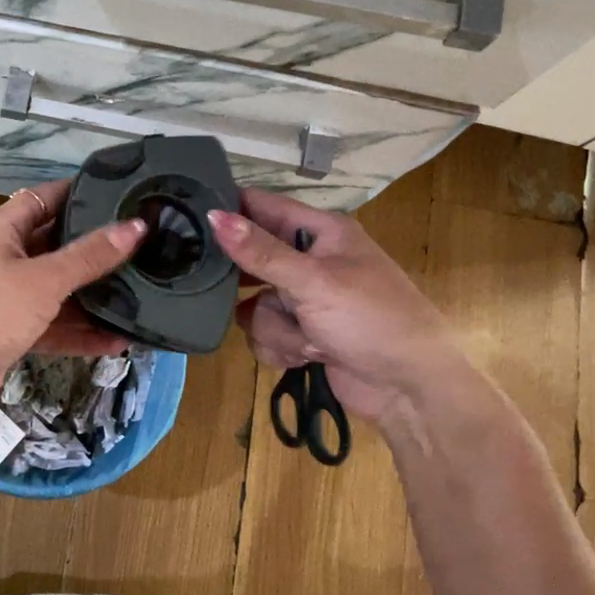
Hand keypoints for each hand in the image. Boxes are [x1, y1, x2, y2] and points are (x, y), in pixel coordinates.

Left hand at [0, 179, 145, 414]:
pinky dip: (79, 332)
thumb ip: (90, 256)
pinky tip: (117, 340)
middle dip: (96, 250)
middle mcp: (2, 256)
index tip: (124, 193)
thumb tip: (137, 226)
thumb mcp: (43, 280)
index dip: (81, 194)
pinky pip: (52, 325)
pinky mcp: (11, 331)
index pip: (45, 198)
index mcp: (0, 229)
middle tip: (145, 246)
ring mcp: (6, 296)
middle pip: (56, 245)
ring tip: (141, 296)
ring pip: (57, 290)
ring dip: (92, 297)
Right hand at [207, 190, 471, 424]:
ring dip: (274, 327)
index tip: (186, 219)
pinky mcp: (299, 333)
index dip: (227, 210)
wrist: (407, 387)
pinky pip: (262, 334)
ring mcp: (303, 300)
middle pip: (249, 261)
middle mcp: (310, 261)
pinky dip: (280, 347)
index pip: (261, 206)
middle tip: (226, 292)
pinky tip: (307, 356)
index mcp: (321, 232)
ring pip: (252, 305)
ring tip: (307, 339)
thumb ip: (260, 252)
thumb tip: (213, 215)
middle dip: (245, 286)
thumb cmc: (371, 320)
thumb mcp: (314, 282)